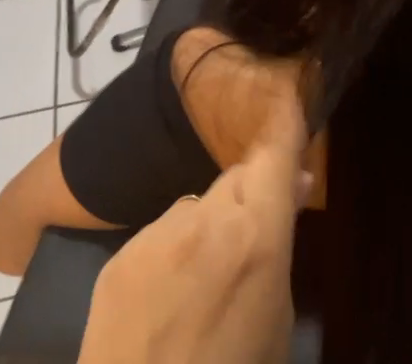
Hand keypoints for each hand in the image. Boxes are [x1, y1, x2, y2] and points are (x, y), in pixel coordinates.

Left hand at [78, 92, 308, 363]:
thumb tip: (291, 184)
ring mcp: (156, 233)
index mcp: (256, 233)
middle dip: (248, 195)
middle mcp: (204, 216)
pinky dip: (172, 252)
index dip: (285, 120)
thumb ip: (279, 243)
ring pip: (195, 204)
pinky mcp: (120, 256)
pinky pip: (160, 235)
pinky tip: (167, 297)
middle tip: (254, 234)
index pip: (276, 150)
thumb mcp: (277, 317)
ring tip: (203, 283)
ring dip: (207, 225)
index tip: (290, 94)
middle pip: (236, 178)